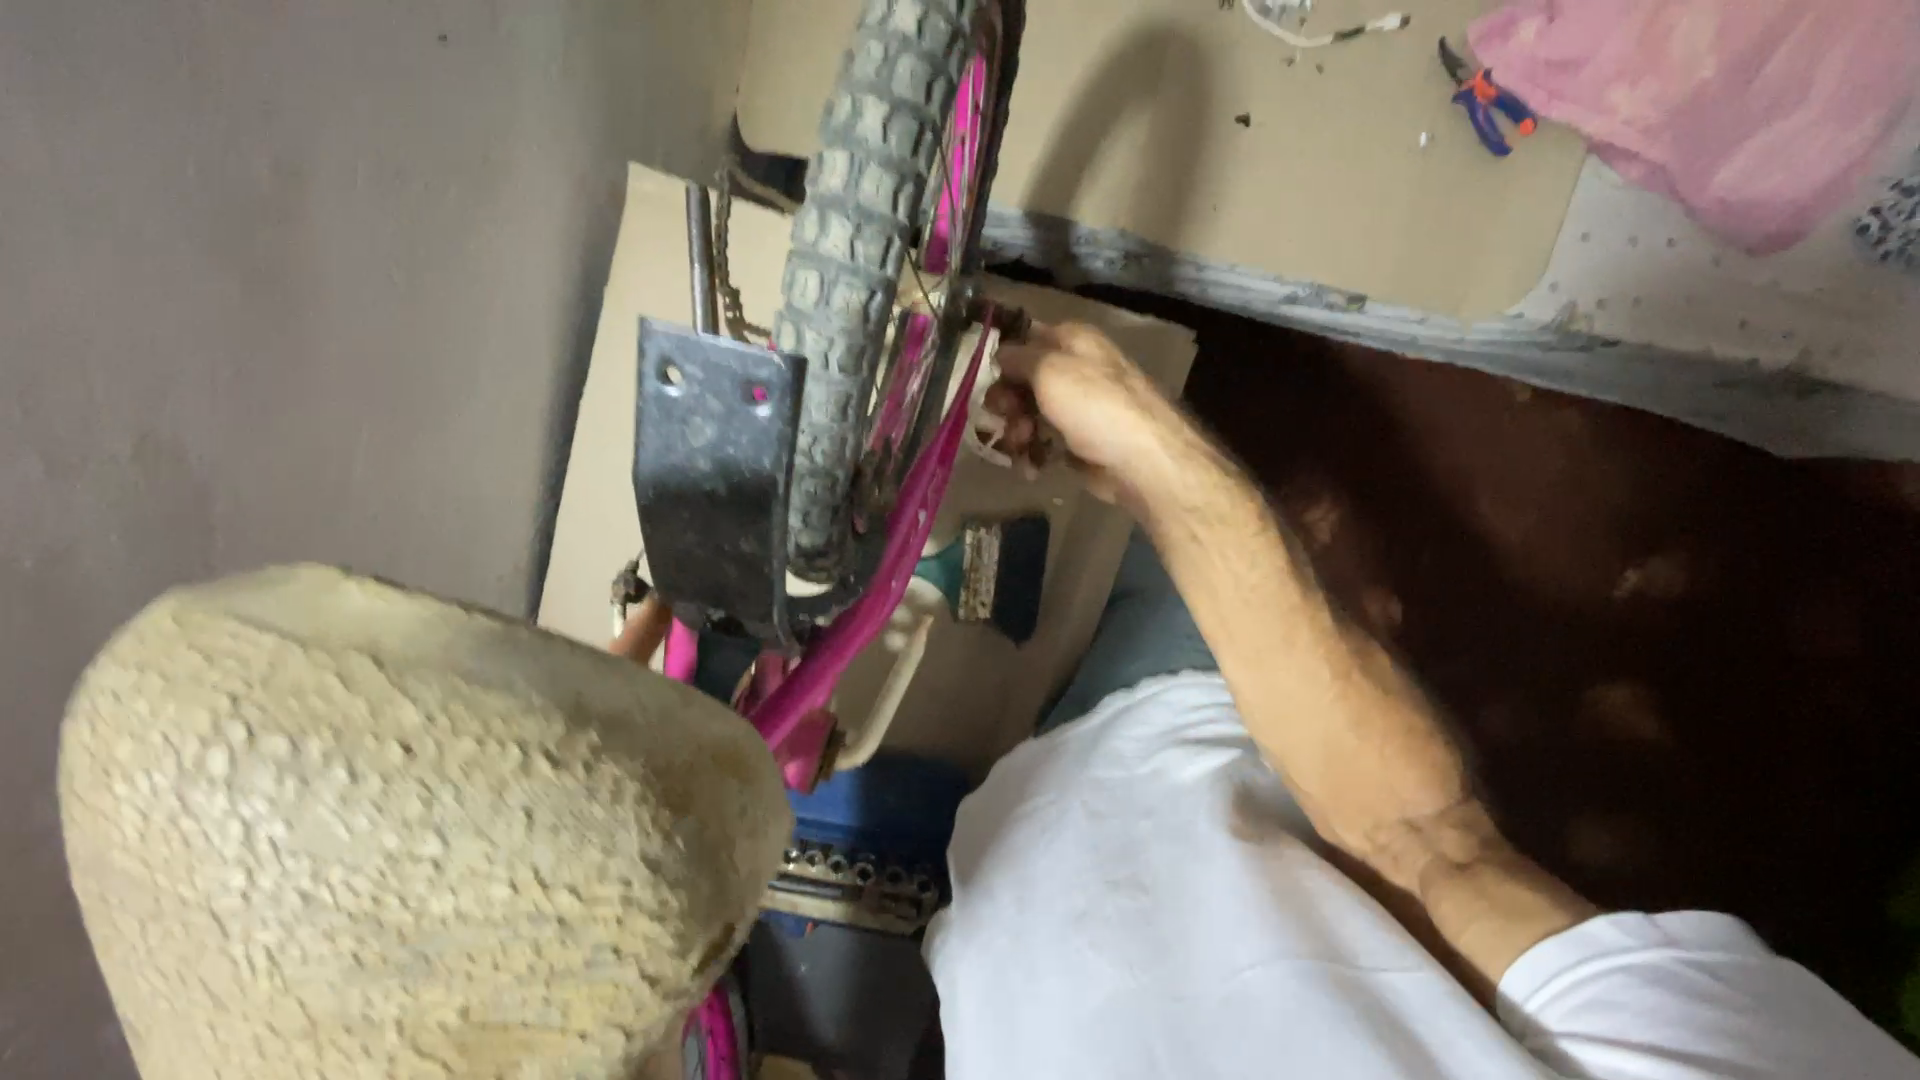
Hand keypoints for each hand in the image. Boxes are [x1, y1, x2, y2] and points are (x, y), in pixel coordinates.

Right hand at [982, 320, 1187, 505]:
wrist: (1141, 461)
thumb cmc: (1094, 406)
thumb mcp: (1049, 370)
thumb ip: (1019, 357)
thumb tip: (1002, 354)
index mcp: (1073, 341)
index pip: (1027, 337)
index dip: (1004, 356)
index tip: (986, 377)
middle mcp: (1076, 369)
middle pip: (1024, 379)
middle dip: (1007, 401)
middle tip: (1003, 417)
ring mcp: (1079, 407)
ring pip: (1031, 413)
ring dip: (1017, 431)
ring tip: (1020, 447)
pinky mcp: (1080, 441)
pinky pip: (1044, 441)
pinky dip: (1033, 452)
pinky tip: (1030, 467)